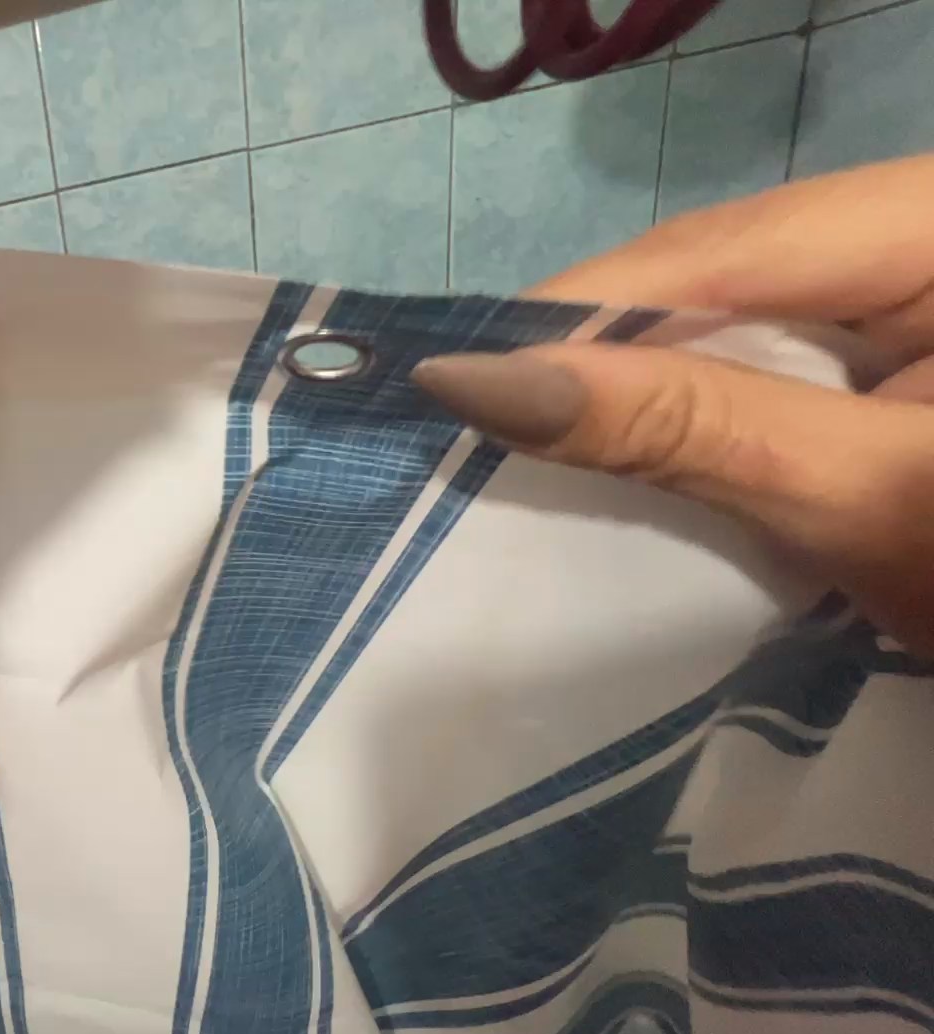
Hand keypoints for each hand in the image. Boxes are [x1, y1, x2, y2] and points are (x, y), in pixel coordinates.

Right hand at [412, 155, 933, 655]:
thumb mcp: (863, 498)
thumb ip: (676, 425)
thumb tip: (470, 381)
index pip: (727, 246)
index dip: (575, 311)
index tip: (454, 380)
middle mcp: (933, 228)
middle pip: (718, 269)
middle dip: (591, 343)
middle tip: (482, 411)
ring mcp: (915, 279)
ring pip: (724, 306)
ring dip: (625, 370)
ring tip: (531, 422)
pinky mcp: (893, 335)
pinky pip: (754, 341)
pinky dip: (676, 389)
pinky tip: (624, 425)